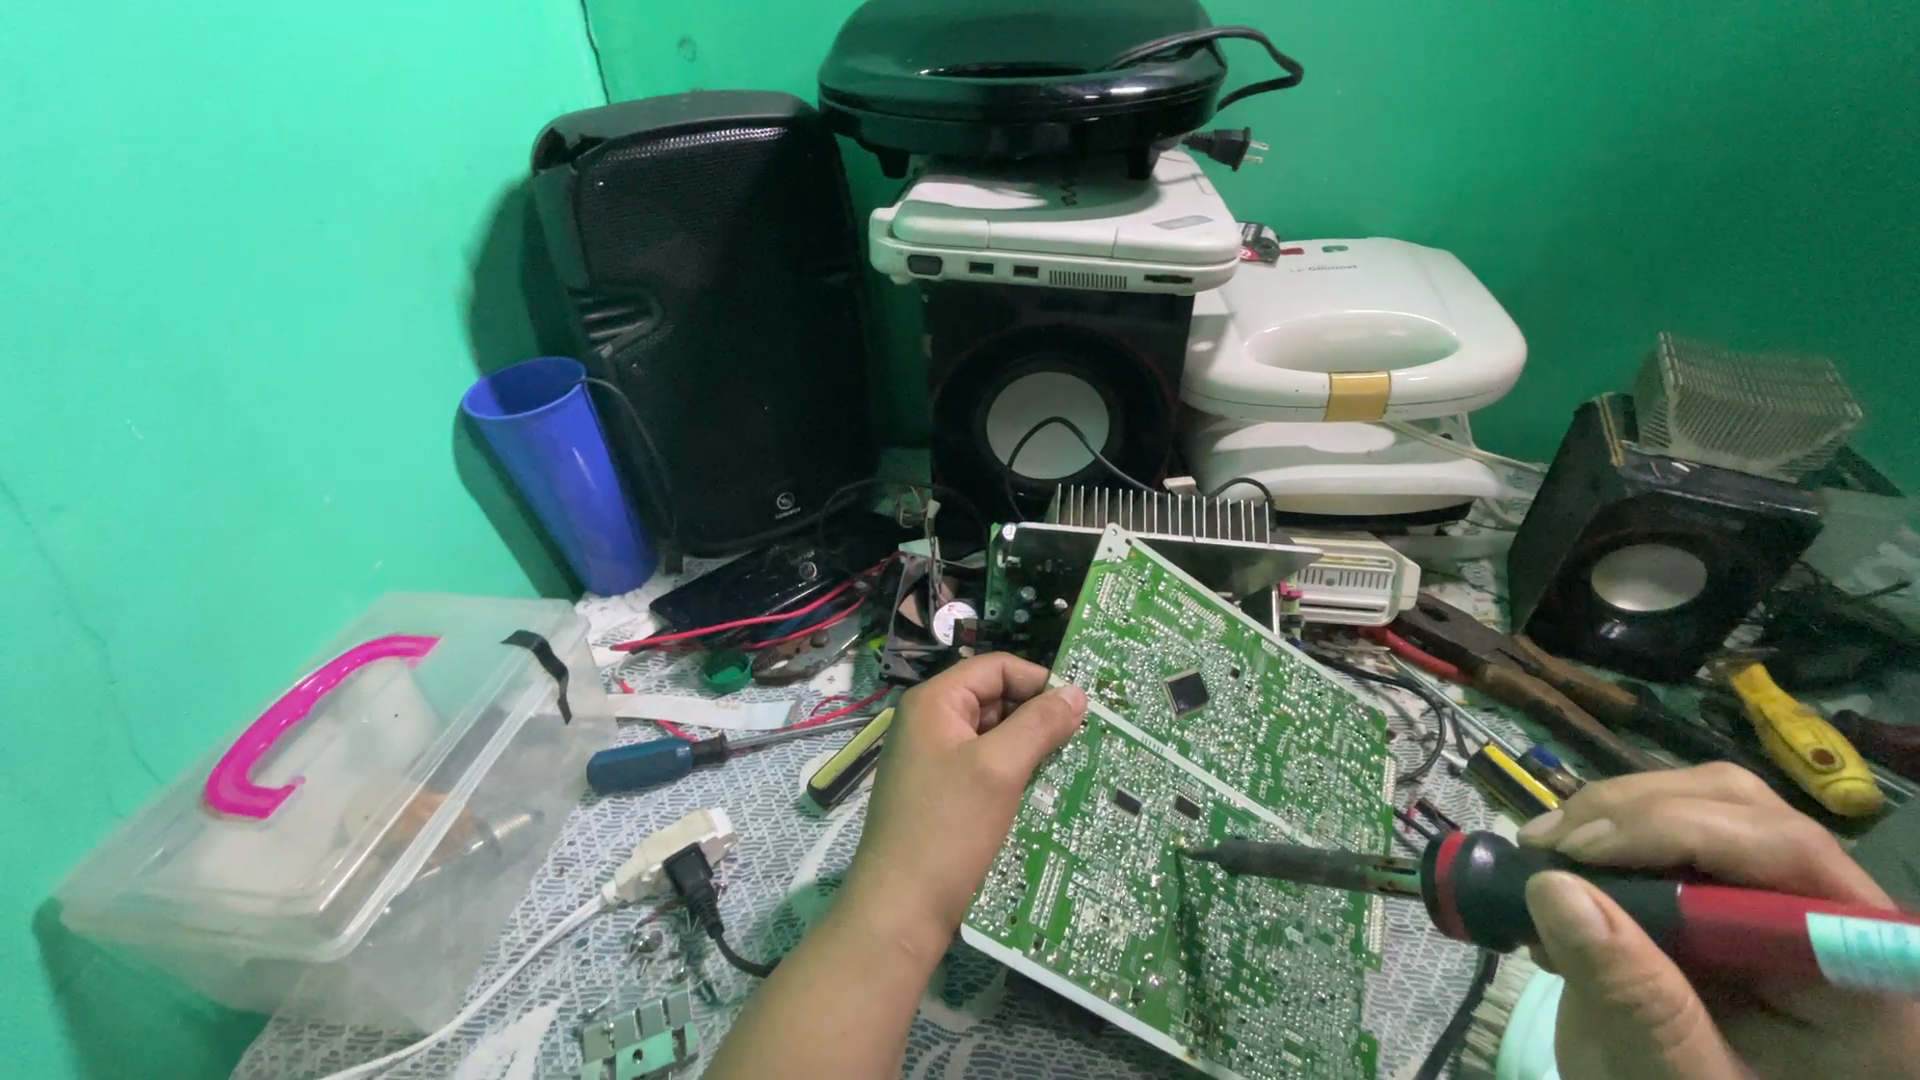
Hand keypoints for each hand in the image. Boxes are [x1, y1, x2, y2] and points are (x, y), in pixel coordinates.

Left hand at [841, 654, 1085, 947]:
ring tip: (1075, 767)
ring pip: (994, 738)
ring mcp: (934, 761)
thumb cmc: (947, 829)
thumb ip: (1039, 725)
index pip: (996, 668)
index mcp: (934, 703)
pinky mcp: (942, 795)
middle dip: (1039, 718)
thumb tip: (1077, 692)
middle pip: (996, 700)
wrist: (900, 911)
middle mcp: (931, 723)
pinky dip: (1016, 776)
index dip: (1039, 682)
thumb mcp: (999, 769)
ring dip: (1032, 750)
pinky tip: (1046, 794)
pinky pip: (986, 769)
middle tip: (1086, 741)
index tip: (1081, 710)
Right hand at [1517, 762, 1919, 1078]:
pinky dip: (1596, 827)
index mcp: (1854, 975)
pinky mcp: (1712, 885)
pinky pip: (1662, 819)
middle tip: (1549, 847)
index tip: (1576, 852)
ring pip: (1697, 798)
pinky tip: (1557, 866)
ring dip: (1607, 813)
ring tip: (1544, 853)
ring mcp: (1768, 896)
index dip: (1678, 830)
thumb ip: (1636, 999)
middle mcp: (1826, 918)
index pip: (1789, 853)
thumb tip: (1555, 887)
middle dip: (1631, 813)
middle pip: (1742, 810)